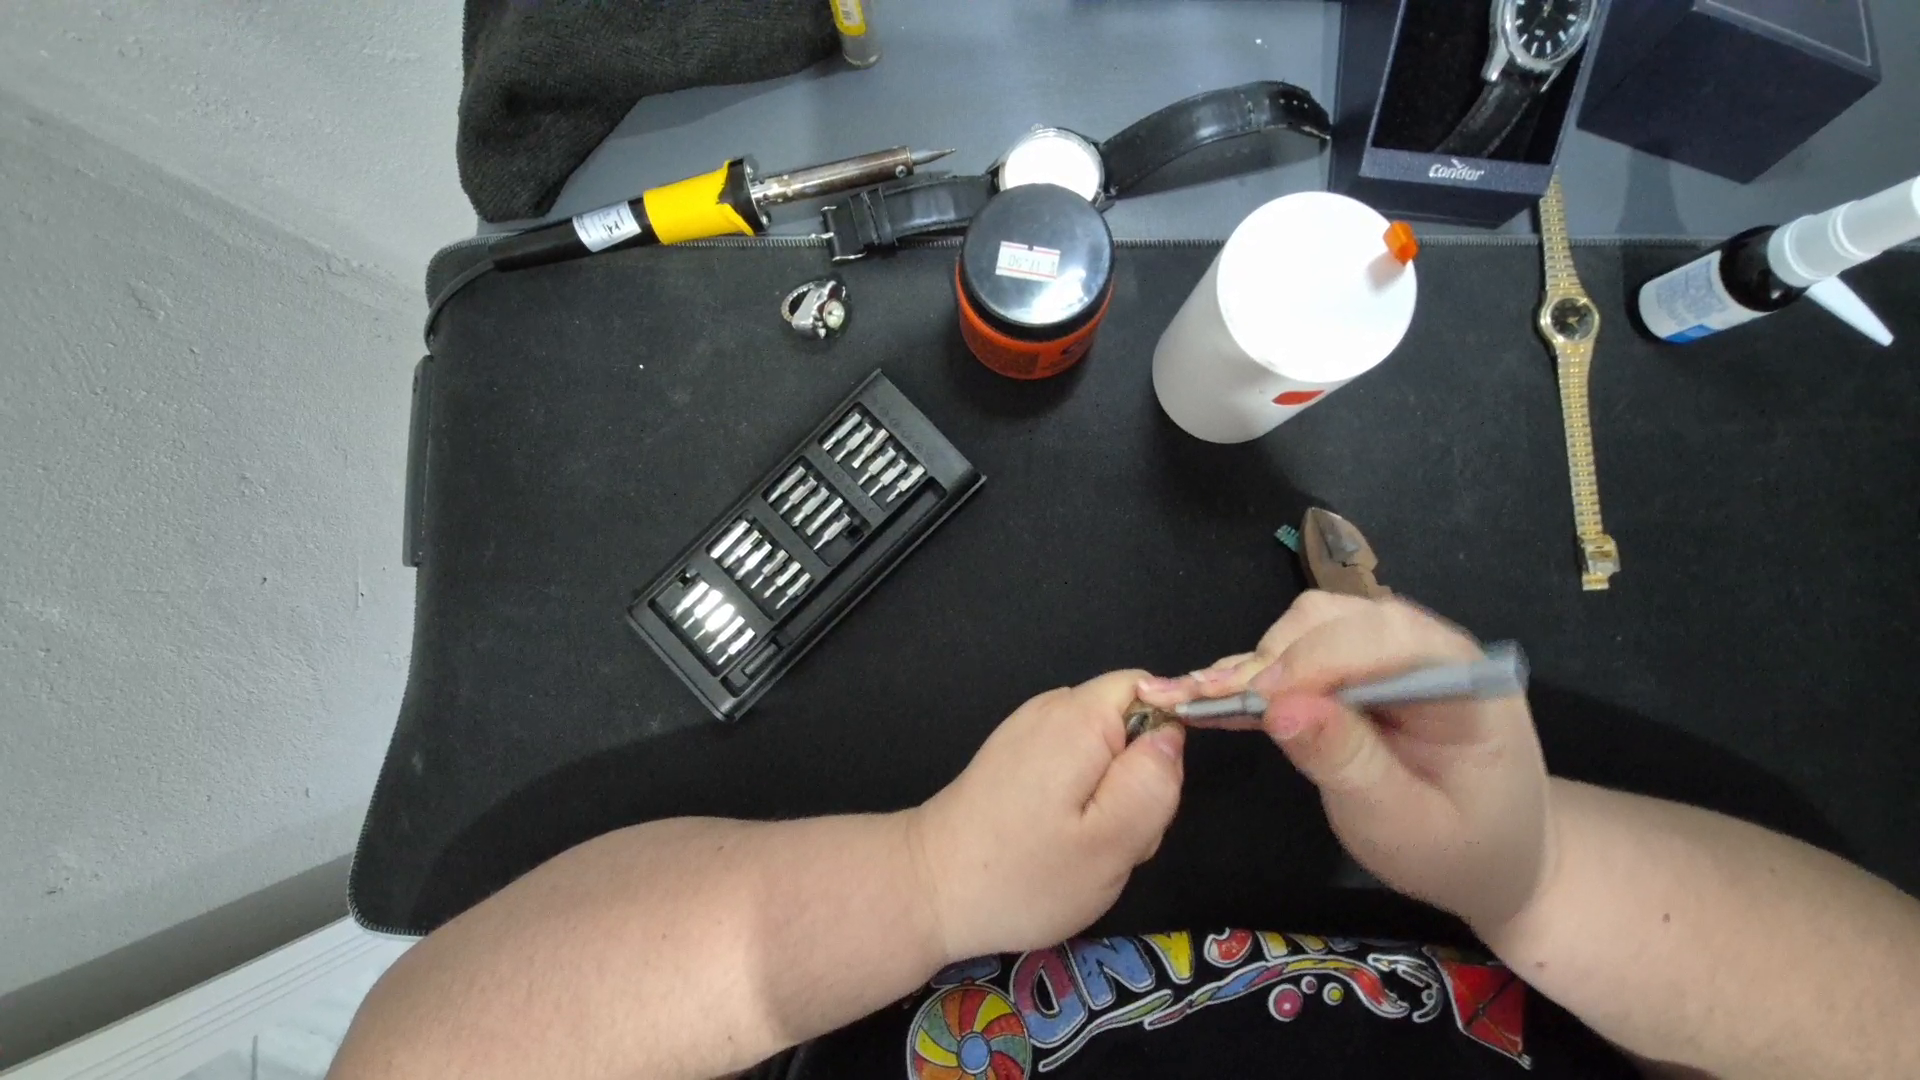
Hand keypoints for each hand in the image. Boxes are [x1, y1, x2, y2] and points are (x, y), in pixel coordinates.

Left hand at [908, 671, 1185, 961]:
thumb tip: (1172, 734)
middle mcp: (1050, 709)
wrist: (929, 888)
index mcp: (1077, 716)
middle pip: (1127, 723)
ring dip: (1111, 797)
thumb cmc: (1024, 872)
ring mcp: (1027, 731)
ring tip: (1085, 847)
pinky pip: (1071, 765)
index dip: (1164, 741)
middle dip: (1137, 777)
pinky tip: (1060, 842)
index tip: (1148, 796)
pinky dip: (1080, 801)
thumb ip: (1154, 781)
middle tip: (1116, 837)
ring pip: (1102, 750)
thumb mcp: (1112, 841)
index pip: (1148, 690)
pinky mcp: (1013, 757)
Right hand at [1142, 592, 1552, 933]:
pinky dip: (1256, 670)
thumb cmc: (1457, 850)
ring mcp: (1390, 650)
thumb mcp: (1403, 825)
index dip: (1318, 659)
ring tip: (1217, 703)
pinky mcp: (1356, 663)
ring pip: (1308, 623)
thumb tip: (1280, 708)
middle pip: (1337, 618)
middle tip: (1220, 705)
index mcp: (1462, 681)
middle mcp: (1426, 647)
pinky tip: (1218, 695)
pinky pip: (1298, 646)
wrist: (1491, 854)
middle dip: (1275, 659)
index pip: (1387, 638)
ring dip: (1260, 662)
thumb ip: (1348, 764)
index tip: (1260, 702)